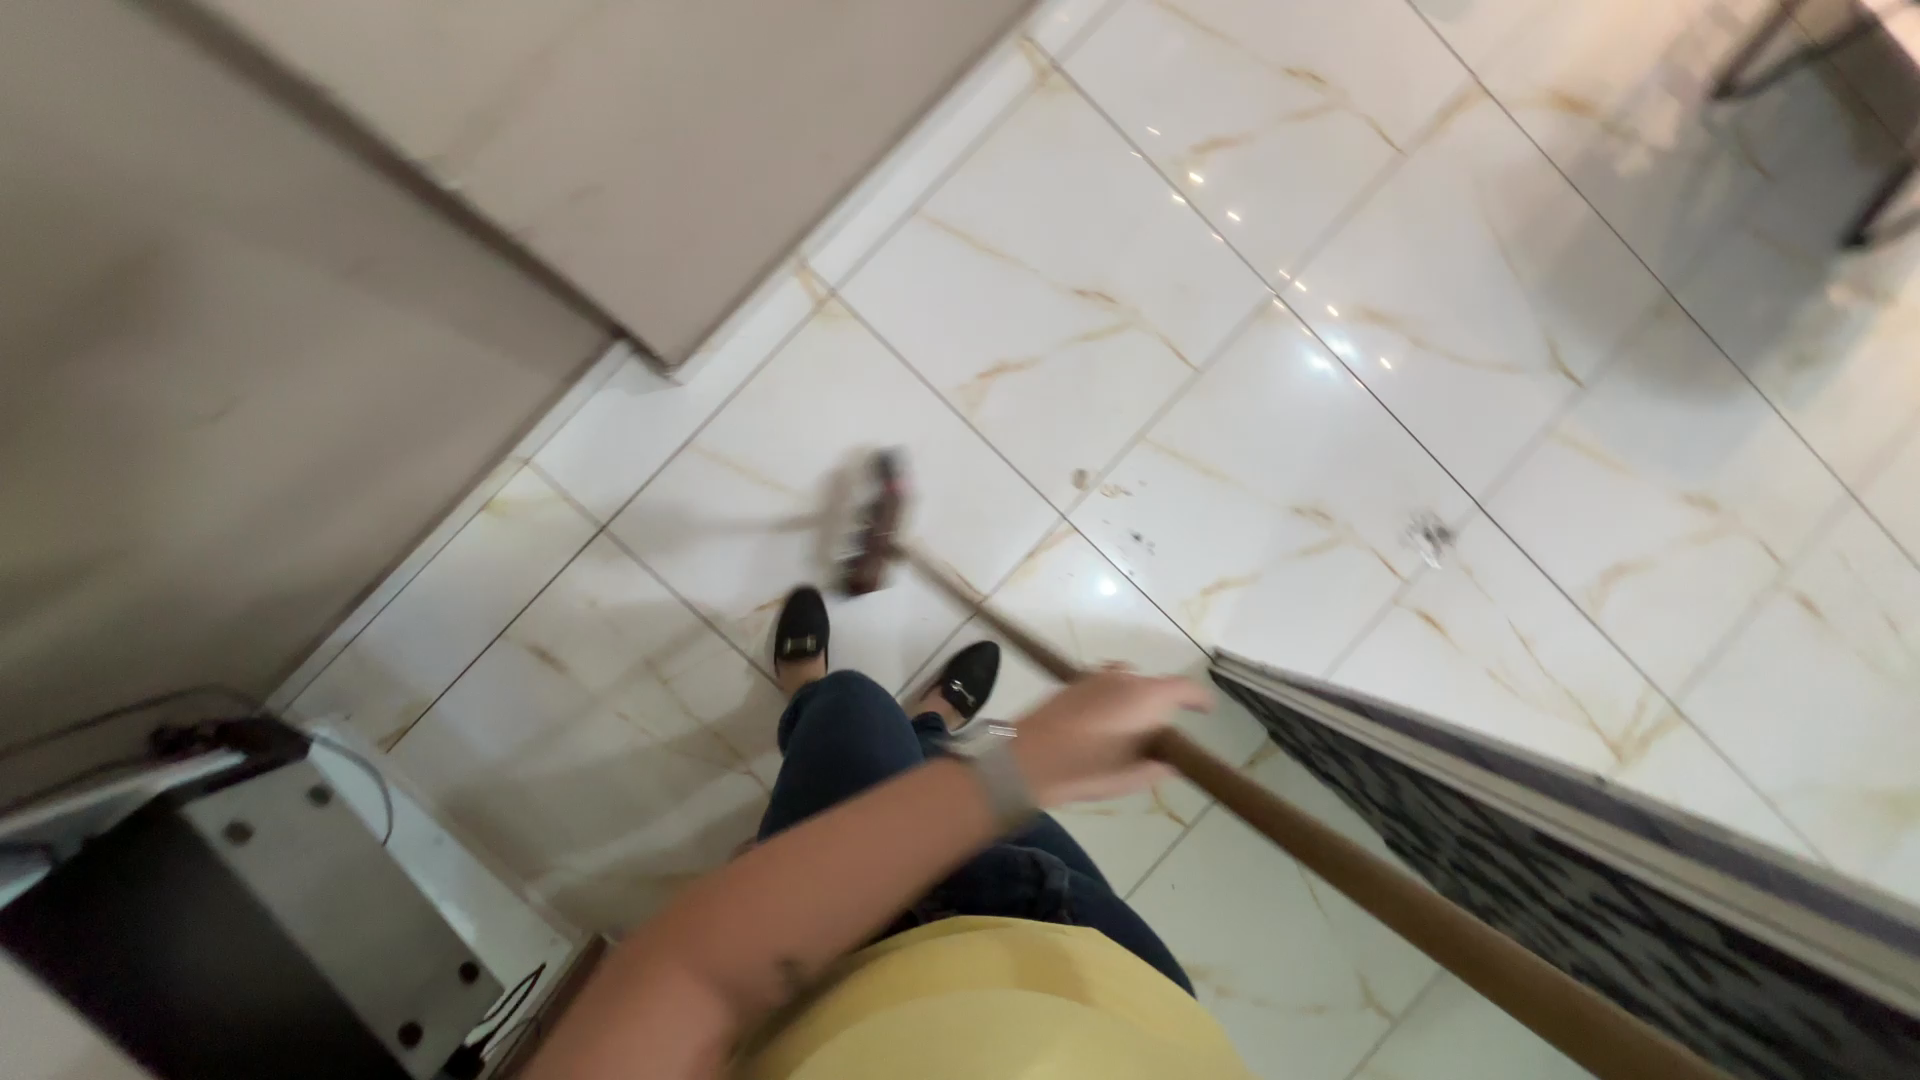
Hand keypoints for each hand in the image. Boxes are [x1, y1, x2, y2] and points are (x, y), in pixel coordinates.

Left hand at [1008, 670, 1212, 806]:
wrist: (1029, 759)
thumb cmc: (1087, 769)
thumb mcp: (1133, 777)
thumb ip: (1159, 765)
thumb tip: (1169, 760)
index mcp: (1146, 696)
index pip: (1185, 688)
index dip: (1199, 699)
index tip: (1206, 710)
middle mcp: (1124, 677)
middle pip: (1154, 686)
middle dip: (1160, 706)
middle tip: (1156, 736)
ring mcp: (1095, 676)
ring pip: (1127, 683)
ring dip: (1132, 700)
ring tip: (1125, 731)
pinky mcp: (1072, 682)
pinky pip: (1103, 685)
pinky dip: (1110, 698)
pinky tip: (1099, 725)